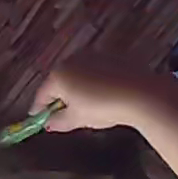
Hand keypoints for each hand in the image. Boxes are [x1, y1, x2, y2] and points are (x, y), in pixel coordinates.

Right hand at [33, 59, 177, 132]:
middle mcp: (71, 60)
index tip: (38, 119)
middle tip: (62, 114)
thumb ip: (58, 121)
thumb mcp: (77, 119)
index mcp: (58, 75)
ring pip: (77, 75)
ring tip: (84, 106)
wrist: (139, 93)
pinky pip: (94, 71)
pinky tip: (102, 95)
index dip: (39, 109)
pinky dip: (93, 82)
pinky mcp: (110, 56)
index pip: (43, 94)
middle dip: (59, 98)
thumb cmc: (102, 107)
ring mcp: (92, 55)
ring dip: (76, 89)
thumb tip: (48, 123)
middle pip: (59, 82)